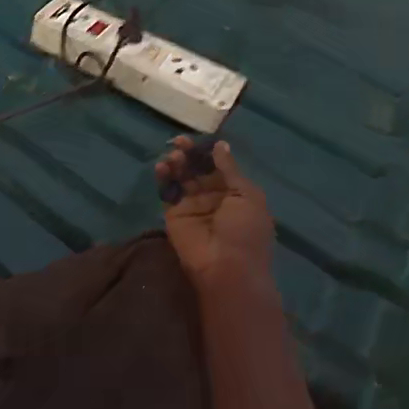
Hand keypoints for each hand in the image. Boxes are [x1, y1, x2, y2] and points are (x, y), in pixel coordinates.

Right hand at [155, 137, 274, 293]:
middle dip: (190, 154)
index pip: (218, 165)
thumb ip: (230, 169)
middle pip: (198, 168)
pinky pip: (167, 190)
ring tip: (172, 157)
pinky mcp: (173, 213)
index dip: (208, 152)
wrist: (226, 268)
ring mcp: (192, 205)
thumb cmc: (244, 231)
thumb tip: (220, 145)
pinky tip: (162, 167)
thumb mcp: (247, 195)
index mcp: (235, 192)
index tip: (199, 140)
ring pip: (181, 177)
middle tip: (180, 142)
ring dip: (177, 163)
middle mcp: (213, 196)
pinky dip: (163, 177)